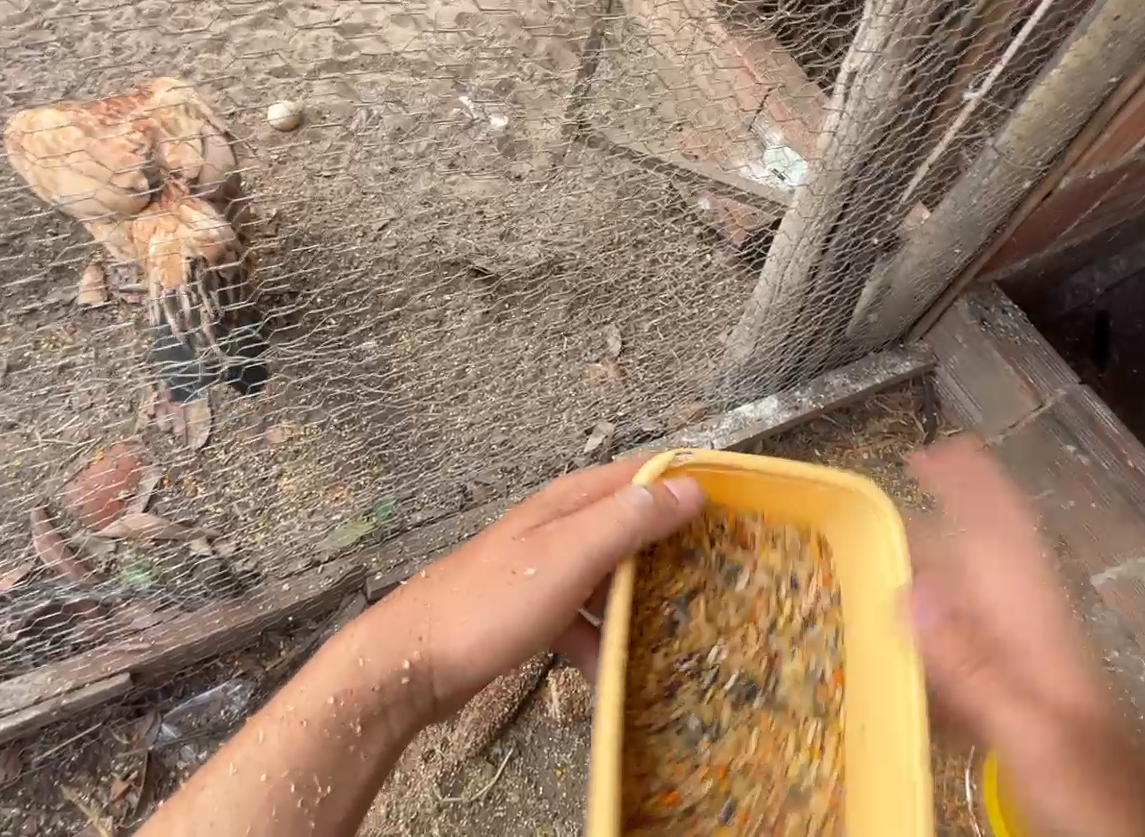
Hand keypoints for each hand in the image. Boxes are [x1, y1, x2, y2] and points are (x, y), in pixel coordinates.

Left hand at [362, 457, 703, 725]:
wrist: (409, 663)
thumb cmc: (490, 602)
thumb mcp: (568, 555)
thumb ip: (628, 519)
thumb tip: (689, 485)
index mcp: (572, 501)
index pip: (643, 473)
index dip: (687, 481)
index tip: (734, 507)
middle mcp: (563, 525)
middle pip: (632, 524)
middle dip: (673, 547)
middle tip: (719, 574)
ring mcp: (548, 567)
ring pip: (612, 574)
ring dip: (641, 599)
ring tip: (679, 629)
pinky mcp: (535, 607)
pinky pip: (584, 616)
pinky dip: (601, 639)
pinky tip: (613, 671)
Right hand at [907, 436, 1144, 836]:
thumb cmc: (1093, 793)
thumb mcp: (1032, 730)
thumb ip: (974, 664)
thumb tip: (910, 587)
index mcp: (1038, 623)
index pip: (1006, 534)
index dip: (977, 485)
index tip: (938, 449)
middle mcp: (1028, 630)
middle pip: (985, 553)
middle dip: (949, 509)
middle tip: (903, 479)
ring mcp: (1022, 664)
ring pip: (972, 594)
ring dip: (936, 562)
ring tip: (893, 542)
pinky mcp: (1013, 698)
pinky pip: (964, 645)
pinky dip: (936, 625)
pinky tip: (914, 628)